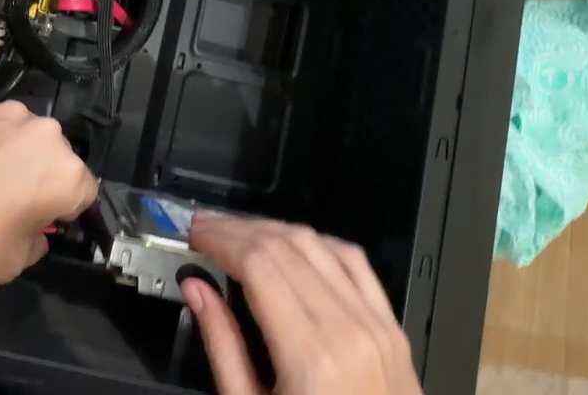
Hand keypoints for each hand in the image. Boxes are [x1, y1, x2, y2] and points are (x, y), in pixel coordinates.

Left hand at [0, 99, 97, 287]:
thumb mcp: (15, 262)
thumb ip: (38, 239)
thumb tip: (34, 227)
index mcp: (66, 172)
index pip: (86, 191)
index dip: (68, 209)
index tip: (46, 221)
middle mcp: (45, 132)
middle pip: (56, 156)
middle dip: (42, 175)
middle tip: (13, 202)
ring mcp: (6, 112)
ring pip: (25, 135)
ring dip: (16, 152)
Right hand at [183, 213, 419, 394]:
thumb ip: (223, 347)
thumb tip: (197, 288)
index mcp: (311, 358)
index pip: (259, 264)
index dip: (221, 239)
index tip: (195, 234)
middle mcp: (348, 331)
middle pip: (285, 246)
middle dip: (239, 229)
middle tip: (206, 229)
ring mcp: (376, 326)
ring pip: (317, 244)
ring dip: (272, 229)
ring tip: (239, 234)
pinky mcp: (392, 328)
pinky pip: (354, 262)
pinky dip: (317, 242)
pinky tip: (292, 243)